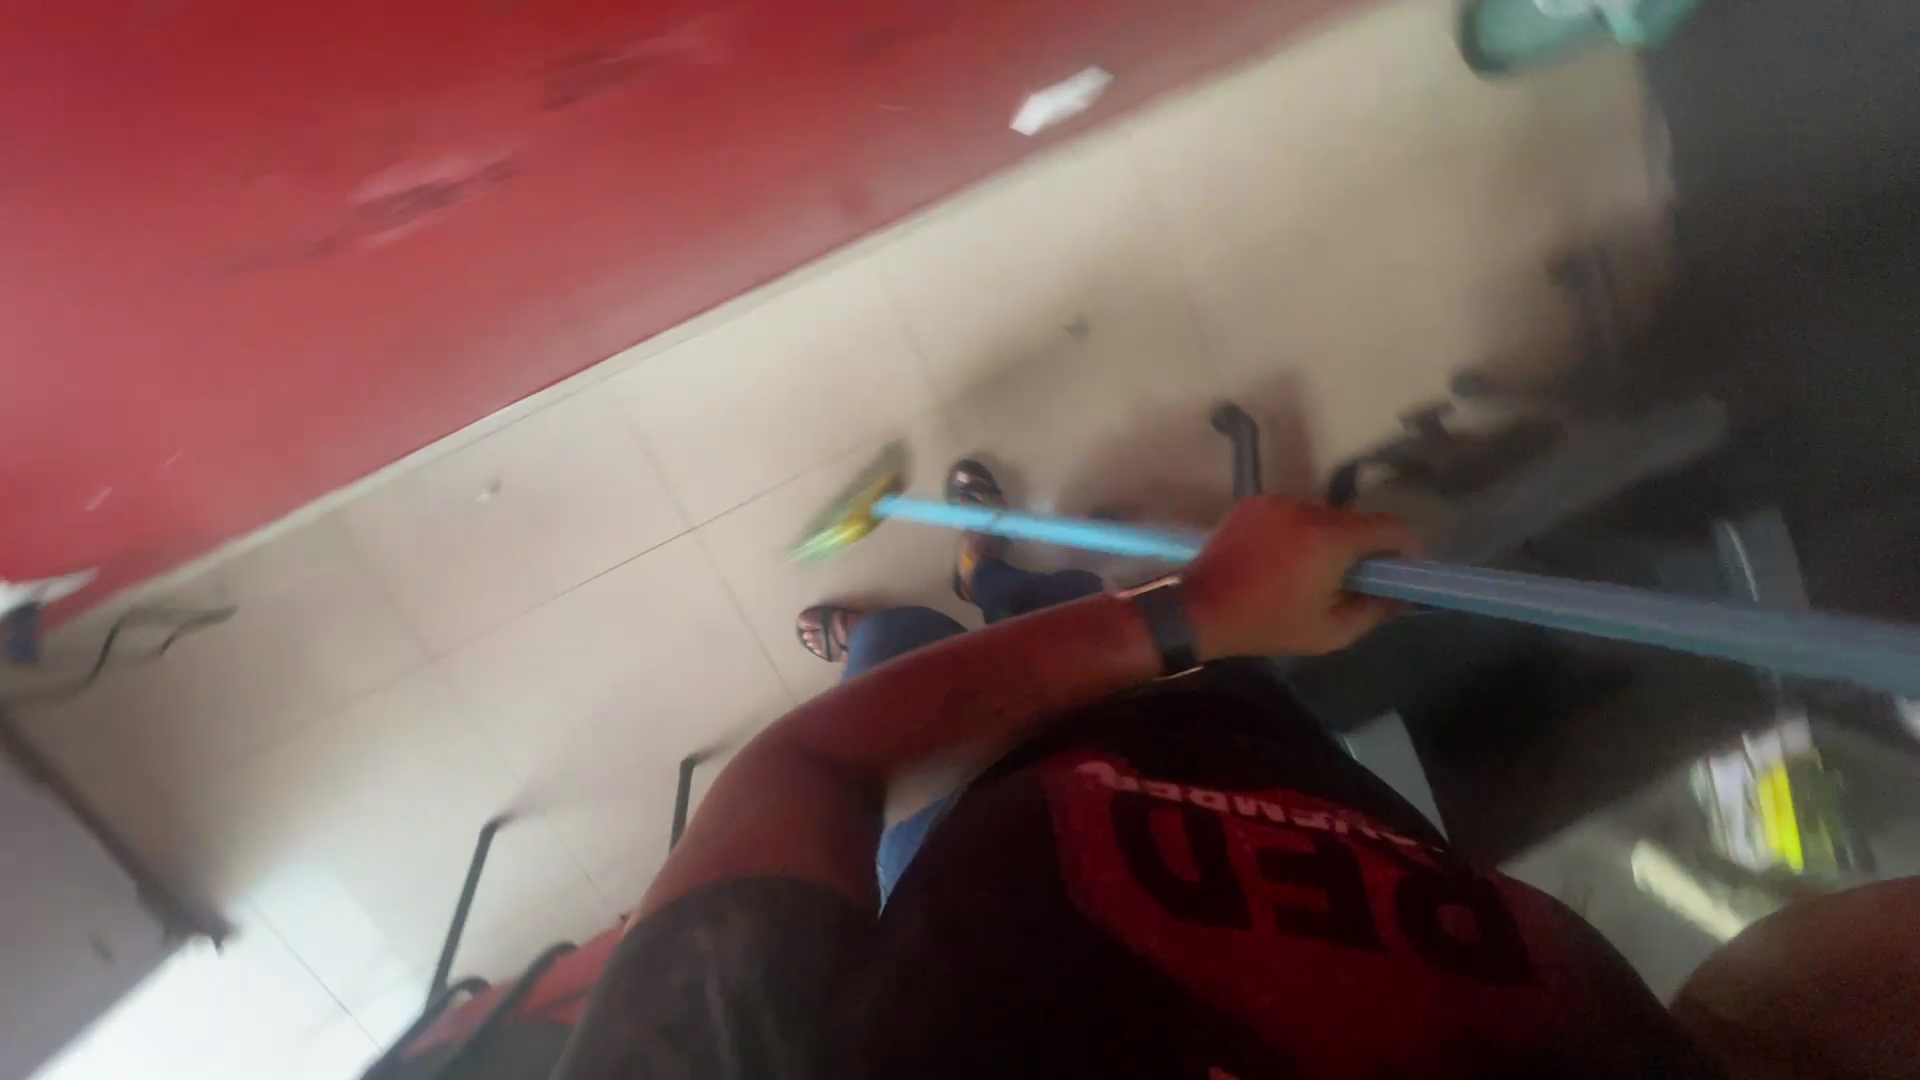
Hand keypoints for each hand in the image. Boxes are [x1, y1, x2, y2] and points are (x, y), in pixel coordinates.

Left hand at [1182, 497, 1418, 658]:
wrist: (1199, 609)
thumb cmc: (1266, 624)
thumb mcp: (1330, 631)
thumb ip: (1375, 610)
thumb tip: (1401, 596)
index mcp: (1331, 537)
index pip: (1391, 527)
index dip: (1406, 548)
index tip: (1405, 570)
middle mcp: (1305, 509)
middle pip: (1355, 520)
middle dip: (1363, 547)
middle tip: (1355, 578)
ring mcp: (1275, 502)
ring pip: (1322, 515)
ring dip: (1328, 537)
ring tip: (1314, 570)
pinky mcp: (1252, 504)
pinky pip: (1291, 514)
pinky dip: (1297, 531)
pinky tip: (1284, 558)